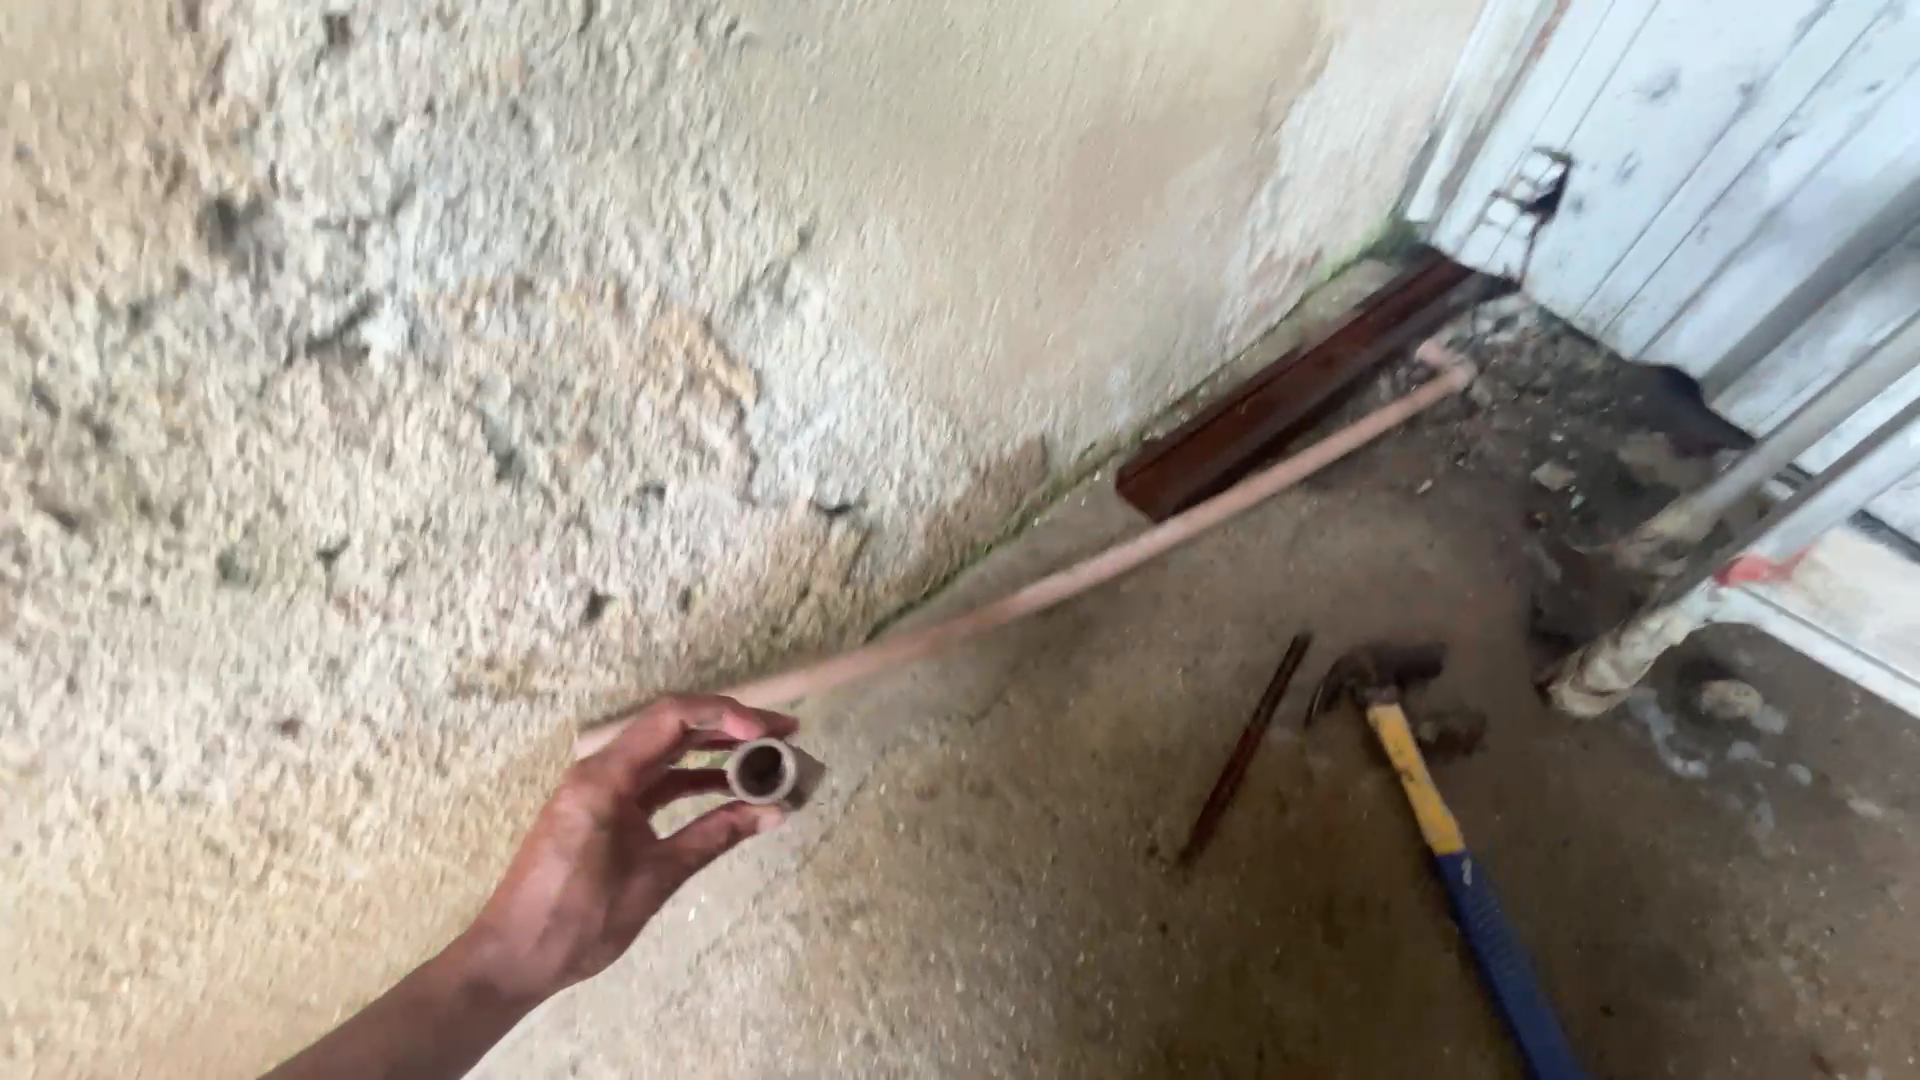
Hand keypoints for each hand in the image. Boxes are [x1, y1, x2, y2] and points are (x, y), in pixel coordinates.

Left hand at [457, 695, 798, 1003]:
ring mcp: (603, 786)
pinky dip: (696, 777)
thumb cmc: (576, 922)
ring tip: (766, 755)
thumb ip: (716, 836)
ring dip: (717, 748)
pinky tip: (730, 787)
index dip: (725, 715)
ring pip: (669, 749)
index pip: (674, 717)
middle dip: (732, 724)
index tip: (766, 733)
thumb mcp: (655, 878)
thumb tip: (775, 812)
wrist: (508, 963)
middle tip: (784, 733)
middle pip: (675, 724)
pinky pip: (658, 777)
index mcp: (606, 777)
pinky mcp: (607, 806)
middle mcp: (603, 769)